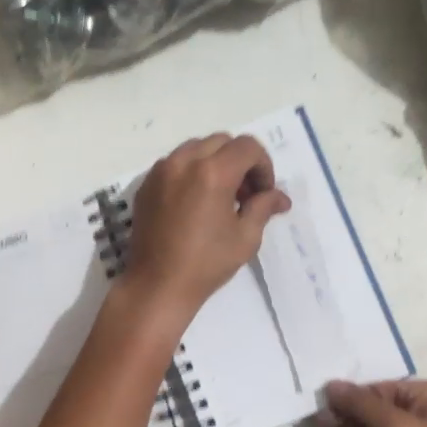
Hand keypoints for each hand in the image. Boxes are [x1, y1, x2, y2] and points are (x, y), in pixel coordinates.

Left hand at [120, 134, 291, 316]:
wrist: (157, 285)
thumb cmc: (206, 264)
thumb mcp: (245, 238)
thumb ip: (263, 207)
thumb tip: (280, 197)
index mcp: (212, 173)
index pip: (248, 147)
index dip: (263, 166)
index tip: (263, 193)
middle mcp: (184, 162)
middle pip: (222, 142)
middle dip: (240, 162)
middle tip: (245, 195)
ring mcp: (161, 171)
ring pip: (196, 148)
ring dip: (215, 162)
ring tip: (220, 197)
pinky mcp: (146, 184)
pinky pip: (175, 163)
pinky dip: (191, 171)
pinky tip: (195, 202)